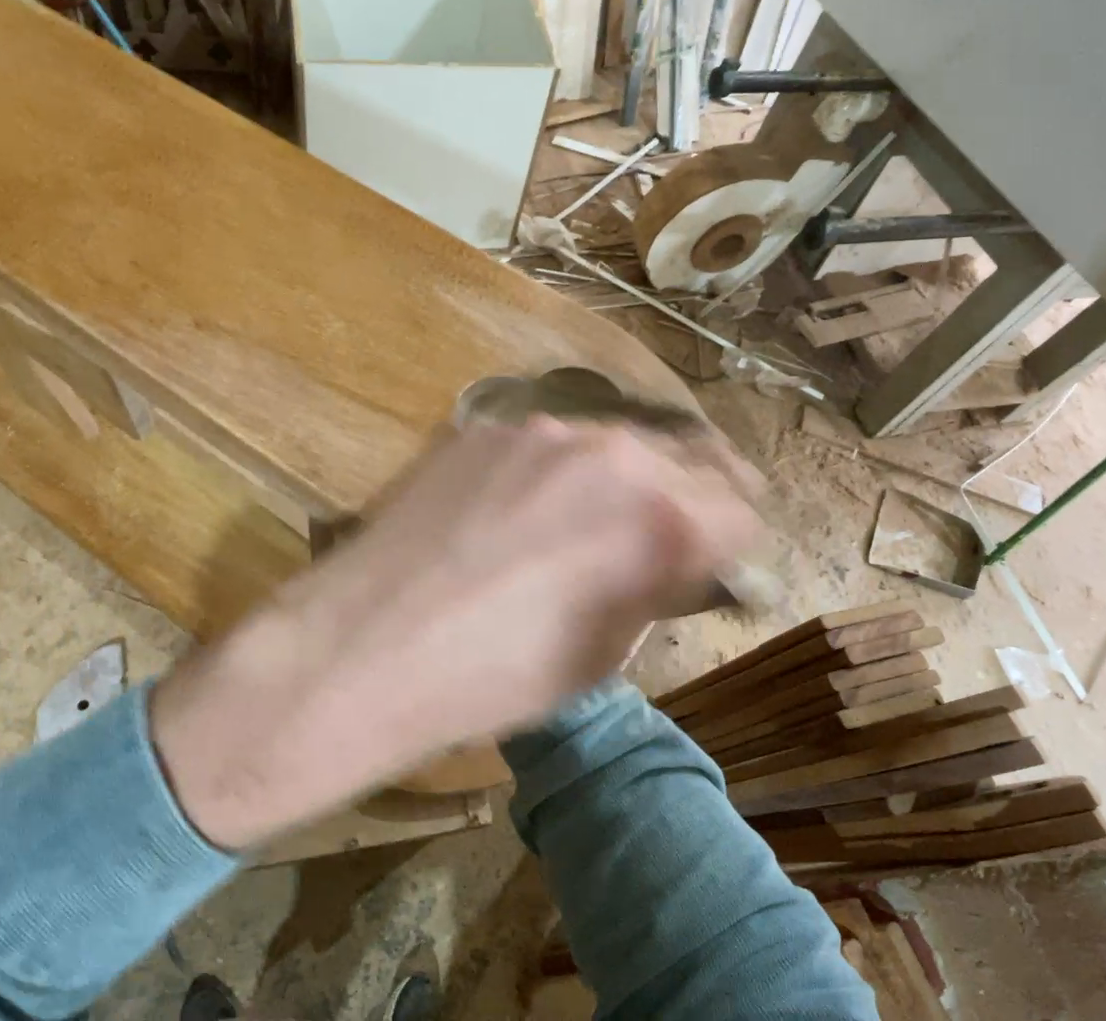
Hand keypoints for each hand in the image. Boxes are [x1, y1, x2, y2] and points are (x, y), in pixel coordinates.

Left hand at [148, 417, 765, 849]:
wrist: (363, 647)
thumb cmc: (492, 678)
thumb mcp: (600, 654)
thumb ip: (653, 592)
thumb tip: (677, 568)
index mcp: (664, 520)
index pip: (742, 513)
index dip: (734, 546)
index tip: (717, 568)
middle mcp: (614, 453)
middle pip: (690, 457)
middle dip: (697, 497)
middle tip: (674, 535)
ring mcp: (542, 430)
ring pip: (616, 441)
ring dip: (625, 476)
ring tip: (593, 519)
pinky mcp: (482, 428)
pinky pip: (547, 442)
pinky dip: (557, 470)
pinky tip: (521, 510)